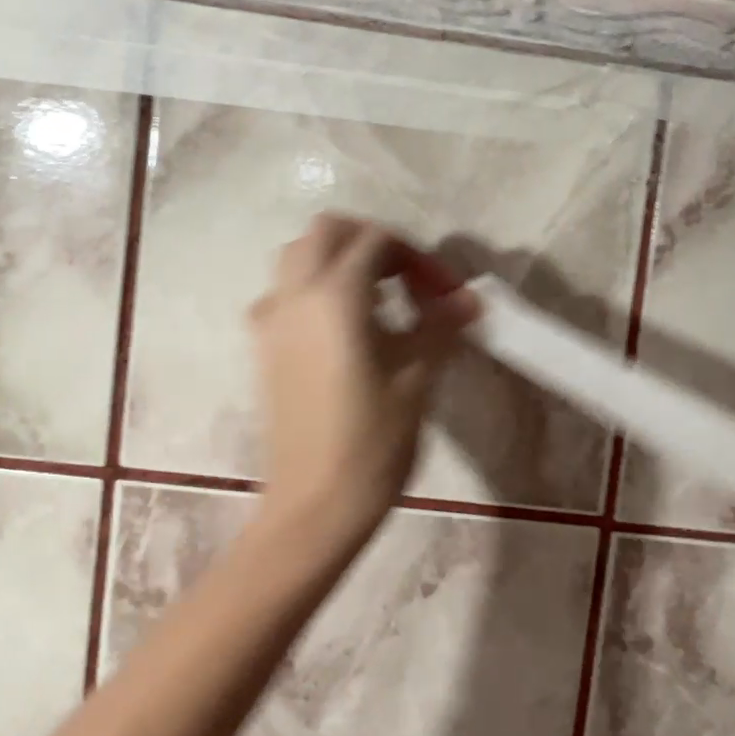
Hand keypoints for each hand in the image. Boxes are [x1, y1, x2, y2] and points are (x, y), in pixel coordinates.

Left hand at [249, 213, 481, 531]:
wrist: (316, 503)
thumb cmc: (373, 441)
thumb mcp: (418, 378)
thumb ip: (441, 325)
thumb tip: (470, 298)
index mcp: (335, 297)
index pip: (375, 241)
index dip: (416, 256)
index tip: (443, 291)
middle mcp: (295, 296)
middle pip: (326, 232)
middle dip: (369, 241)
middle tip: (406, 277)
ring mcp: (272, 321)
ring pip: (297, 257)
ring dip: (337, 260)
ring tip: (378, 299)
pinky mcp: (264, 348)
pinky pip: (283, 294)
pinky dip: (312, 289)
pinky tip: (342, 328)